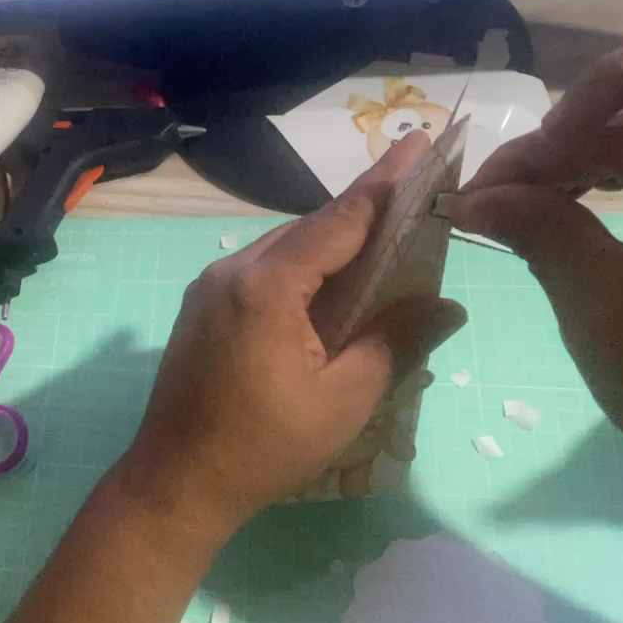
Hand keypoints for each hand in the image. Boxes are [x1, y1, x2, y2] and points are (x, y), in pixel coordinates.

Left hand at [118, 134, 466, 542]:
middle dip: (363, 211)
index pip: (339, 219)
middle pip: (309, 230)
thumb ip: (395, 341)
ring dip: (331, 245)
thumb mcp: (345, 399)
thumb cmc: (264, 447)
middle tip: (415, 193)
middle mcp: (231, 271)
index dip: (385, 182)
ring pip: (282, 250)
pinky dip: (300, 271)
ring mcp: (208, 288)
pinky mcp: (200, 308)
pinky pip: (261, 273)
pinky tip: (328, 286)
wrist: (176, 480)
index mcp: (266, 285)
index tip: (419, 142)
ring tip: (383, 240)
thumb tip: (446, 305)